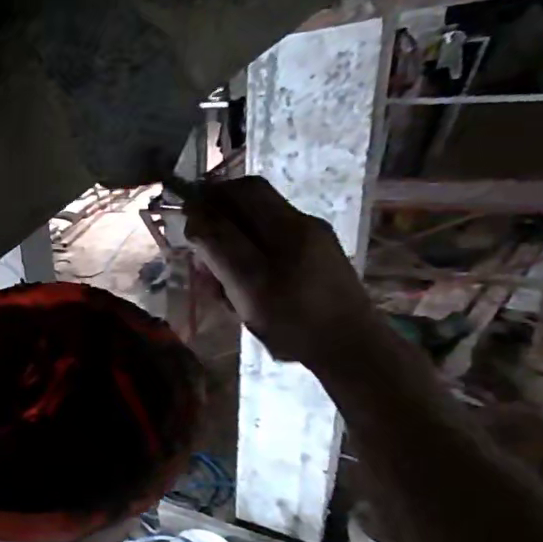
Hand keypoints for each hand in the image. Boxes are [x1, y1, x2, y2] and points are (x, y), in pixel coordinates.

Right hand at [181, 176, 379, 368]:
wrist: (353, 352)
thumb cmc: (295, 320)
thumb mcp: (246, 284)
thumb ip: (218, 245)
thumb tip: (195, 212)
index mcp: (288, 225)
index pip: (242, 189)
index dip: (210, 197)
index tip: (188, 223)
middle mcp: (304, 225)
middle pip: (250, 208)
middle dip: (219, 229)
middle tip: (203, 263)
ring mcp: (315, 244)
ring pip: (259, 232)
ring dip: (232, 251)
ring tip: (221, 287)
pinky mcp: (319, 263)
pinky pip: (274, 251)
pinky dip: (251, 264)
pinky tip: (245, 294)